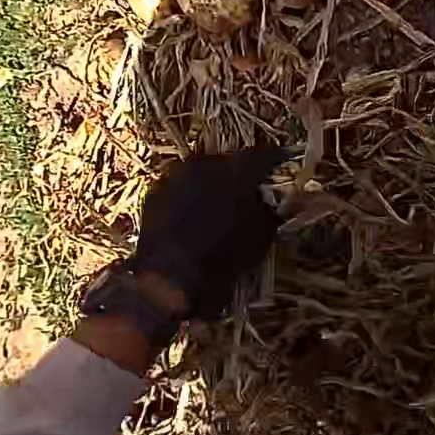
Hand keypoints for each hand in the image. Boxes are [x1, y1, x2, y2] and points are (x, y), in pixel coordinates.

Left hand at [132, 147, 290, 319]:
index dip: (274, 160)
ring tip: (215, 203)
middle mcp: (205, 163)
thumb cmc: (226, 257)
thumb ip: (269, 209)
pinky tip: (190, 216)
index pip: (262, 155)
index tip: (280, 165)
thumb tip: (273, 201)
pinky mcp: (154, 193)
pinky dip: (186, 198)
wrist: (172, 280)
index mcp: (237, 170)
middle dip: (238, 173)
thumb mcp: (263, 235)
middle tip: (245, 190)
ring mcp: (176, 176)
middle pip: (227, 161)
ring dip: (209, 183)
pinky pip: (177, 189)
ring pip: (199, 172)